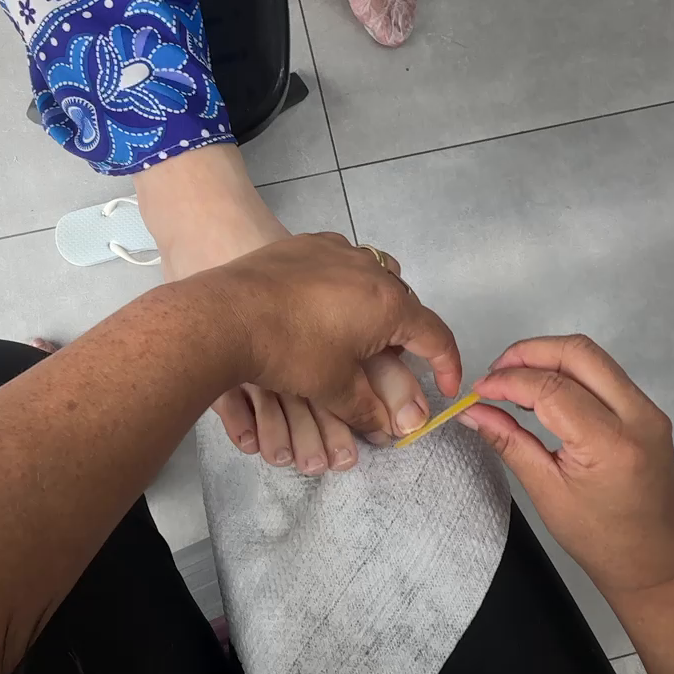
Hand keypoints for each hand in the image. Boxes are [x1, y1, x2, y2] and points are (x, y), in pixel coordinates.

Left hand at [138, 147, 435, 473]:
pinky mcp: (305, 244)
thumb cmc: (289, 351)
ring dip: (375, 304)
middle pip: (404, 303)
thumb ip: (367, 409)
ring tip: (358, 330)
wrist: (227, 314)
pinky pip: (339, 262)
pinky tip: (322, 304)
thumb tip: (388, 429)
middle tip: (392, 362)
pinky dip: (342, 284)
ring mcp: (337, 250)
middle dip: (406, 334)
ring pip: (373, 277)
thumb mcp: (332, 387)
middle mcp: (371, 269)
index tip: (446, 387)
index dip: (446, 365)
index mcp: (390, 304)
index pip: (435, 335)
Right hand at [459, 335, 673, 598]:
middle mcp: (637, 417)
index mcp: (611, 444)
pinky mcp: (646, 411)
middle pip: (577, 352)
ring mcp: (647, 410)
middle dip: (527, 352)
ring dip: (546, 358)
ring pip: (591, 356)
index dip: (507, 382)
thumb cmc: (603, 539)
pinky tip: (540, 391)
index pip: (551, 388)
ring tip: (511, 381)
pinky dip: (565, 371)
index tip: (477, 392)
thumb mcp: (546, 492)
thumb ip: (508, 442)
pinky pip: (602, 372)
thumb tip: (472, 412)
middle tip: (494, 374)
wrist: (661, 562)